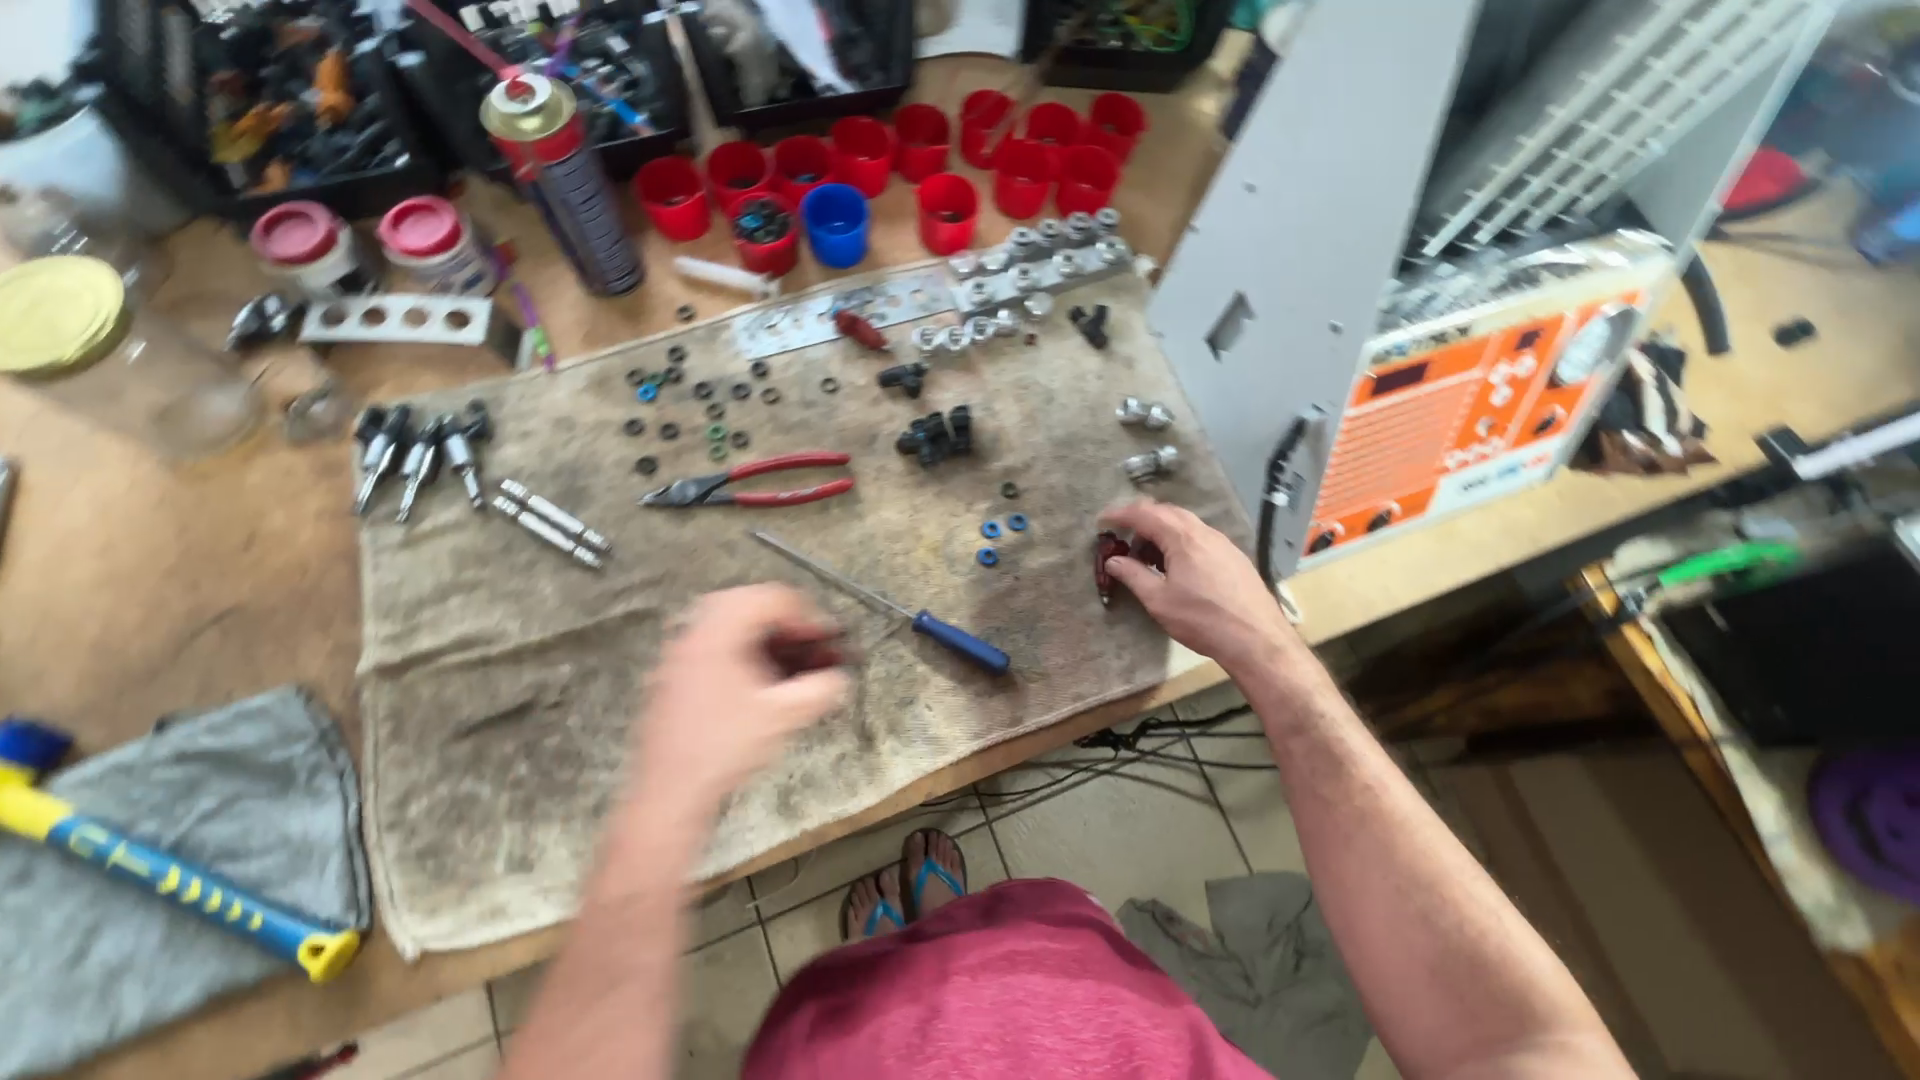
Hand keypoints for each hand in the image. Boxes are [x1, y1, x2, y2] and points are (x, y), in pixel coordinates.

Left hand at [629, 585, 851, 819]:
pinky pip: (716, 652)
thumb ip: (821, 689)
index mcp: (716, 631)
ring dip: (769, 642)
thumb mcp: (784, 716)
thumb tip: (838, 678)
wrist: (669, 794)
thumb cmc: (723, 750)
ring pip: (731, 630)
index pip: (770, 598)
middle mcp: (692, 635)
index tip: (828, 640)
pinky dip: (747, 658)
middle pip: (749, 606)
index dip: (807, 615)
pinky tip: (767, 689)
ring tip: (797, 668)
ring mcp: (679, 658)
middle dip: (788, 625)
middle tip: (813, 646)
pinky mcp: (675, 682)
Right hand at [1100, 499, 1301, 672]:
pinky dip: (1180, 542)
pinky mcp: (1234, 557)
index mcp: (1183, 538)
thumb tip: (1112, 561)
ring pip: (1186, 525)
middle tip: (1123, 539)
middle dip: (1142, 521)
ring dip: (1162, 533)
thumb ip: (1133, 576)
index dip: (1120, 514)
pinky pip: (1201, 538)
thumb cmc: (1202, 619)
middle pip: (1168, 513)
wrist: (1256, 639)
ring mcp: (1223, 544)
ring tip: (1147, 557)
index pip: (1145, 514)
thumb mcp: (1159, 600)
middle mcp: (1205, 533)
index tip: (1101, 521)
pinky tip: (1176, 567)